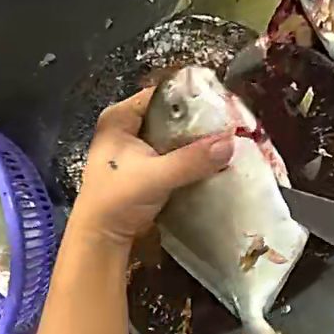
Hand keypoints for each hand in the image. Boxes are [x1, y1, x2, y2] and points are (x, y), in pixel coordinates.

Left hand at [67, 87, 233, 247]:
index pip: (160, 95)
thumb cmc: (118, 199)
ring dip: (198, 142)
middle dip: (198, 121)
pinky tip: (214, 160)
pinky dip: (193, 158)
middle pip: (170, 116)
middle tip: (230, 123)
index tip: (221, 102)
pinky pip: (176, 155)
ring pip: (175, 137)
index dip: (189, 97)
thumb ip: (193, 159)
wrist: (102, 239)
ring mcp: (138, 150)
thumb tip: (231, 142)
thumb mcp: (156, 176)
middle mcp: (128, 129)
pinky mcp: (148, 169)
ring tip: (227, 139)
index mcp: (120, 119)